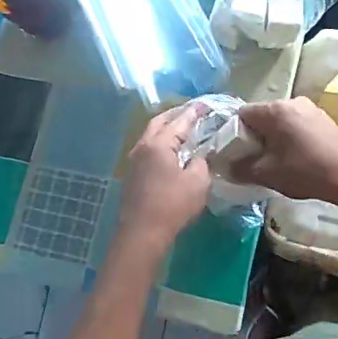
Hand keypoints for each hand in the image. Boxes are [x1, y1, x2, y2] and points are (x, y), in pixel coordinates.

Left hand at [115, 105, 212, 249]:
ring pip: (150, 137)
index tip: (205, 105)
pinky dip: (161, 145)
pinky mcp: (132, 176)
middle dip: (175, 116)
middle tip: (191, 114)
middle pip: (158, 123)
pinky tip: (171, 153)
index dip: (193, 112)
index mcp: (159, 144)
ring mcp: (134, 162)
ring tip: (182, 131)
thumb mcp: (198, 182)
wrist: (142, 233)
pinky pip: (148, 151)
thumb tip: (199, 157)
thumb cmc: (172, 205)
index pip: (179, 121)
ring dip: (166, 131)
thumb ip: (202, 163)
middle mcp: (142, 147)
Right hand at [232, 98, 337, 204]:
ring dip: (274, 138)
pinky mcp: (324, 119)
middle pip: (262, 117)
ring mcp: (310, 108)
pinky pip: (297, 124)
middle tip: (256, 160)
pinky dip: (291, 138)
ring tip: (278, 161)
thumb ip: (240, 168)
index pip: (242, 115)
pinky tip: (297, 157)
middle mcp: (291, 102)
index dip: (235, 134)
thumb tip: (228, 167)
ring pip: (281, 121)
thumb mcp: (265, 174)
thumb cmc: (303, 171)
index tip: (239, 154)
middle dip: (256, 137)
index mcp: (273, 110)